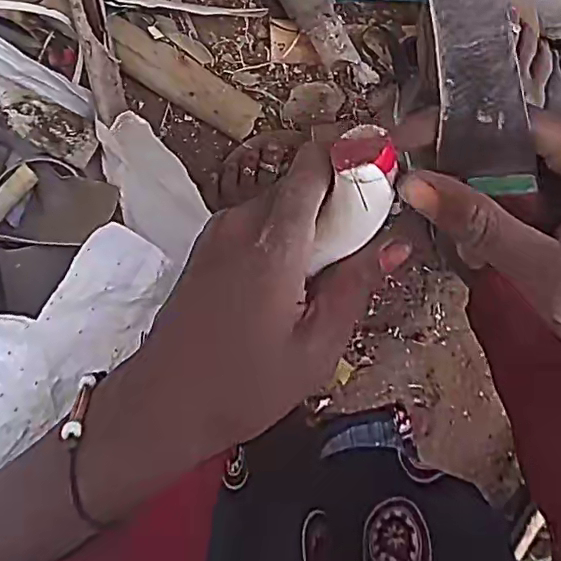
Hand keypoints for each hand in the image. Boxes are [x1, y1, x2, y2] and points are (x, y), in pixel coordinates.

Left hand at [104, 140, 411, 459]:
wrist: (164, 399)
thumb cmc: (243, 384)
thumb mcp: (317, 347)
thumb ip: (356, 285)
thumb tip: (395, 243)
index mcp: (272, 241)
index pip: (313, 165)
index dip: (350, 160)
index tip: (380, 179)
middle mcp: (241, 221)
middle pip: (300, 183)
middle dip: (335, 202)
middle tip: (359, 246)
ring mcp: (219, 228)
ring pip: (279, 201)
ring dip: (308, 221)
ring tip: (321, 276)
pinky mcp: (208, 240)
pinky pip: (256, 219)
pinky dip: (281, 234)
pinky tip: (287, 281)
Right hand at [399, 110, 560, 407]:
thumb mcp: (551, 279)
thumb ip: (481, 226)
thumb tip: (414, 183)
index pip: (514, 121)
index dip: (453, 129)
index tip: (403, 143)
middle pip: (511, 142)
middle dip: (463, 169)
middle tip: (419, 195)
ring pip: (515, 168)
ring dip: (479, 197)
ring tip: (451, 230)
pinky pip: (529, 192)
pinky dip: (499, 213)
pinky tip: (483, 244)